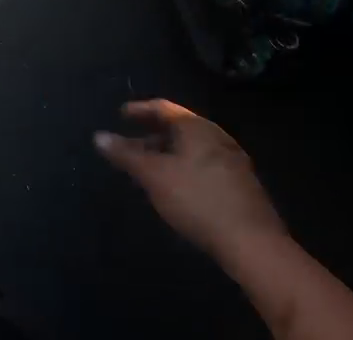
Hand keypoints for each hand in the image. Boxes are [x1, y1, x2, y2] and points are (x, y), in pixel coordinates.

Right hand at [95, 99, 287, 259]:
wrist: (254, 245)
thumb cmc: (197, 199)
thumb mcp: (153, 176)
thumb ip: (125, 154)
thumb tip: (98, 136)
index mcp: (197, 127)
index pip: (163, 108)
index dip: (139, 110)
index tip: (120, 115)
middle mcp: (218, 137)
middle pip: (179, 129)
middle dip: (152, 136)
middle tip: (130, 146)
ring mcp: (234, 162)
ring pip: (193, 149)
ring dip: (168, 154)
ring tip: (149, 169)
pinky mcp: (242, 186)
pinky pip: (205, 166)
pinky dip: (185, 168)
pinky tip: (176, 187)